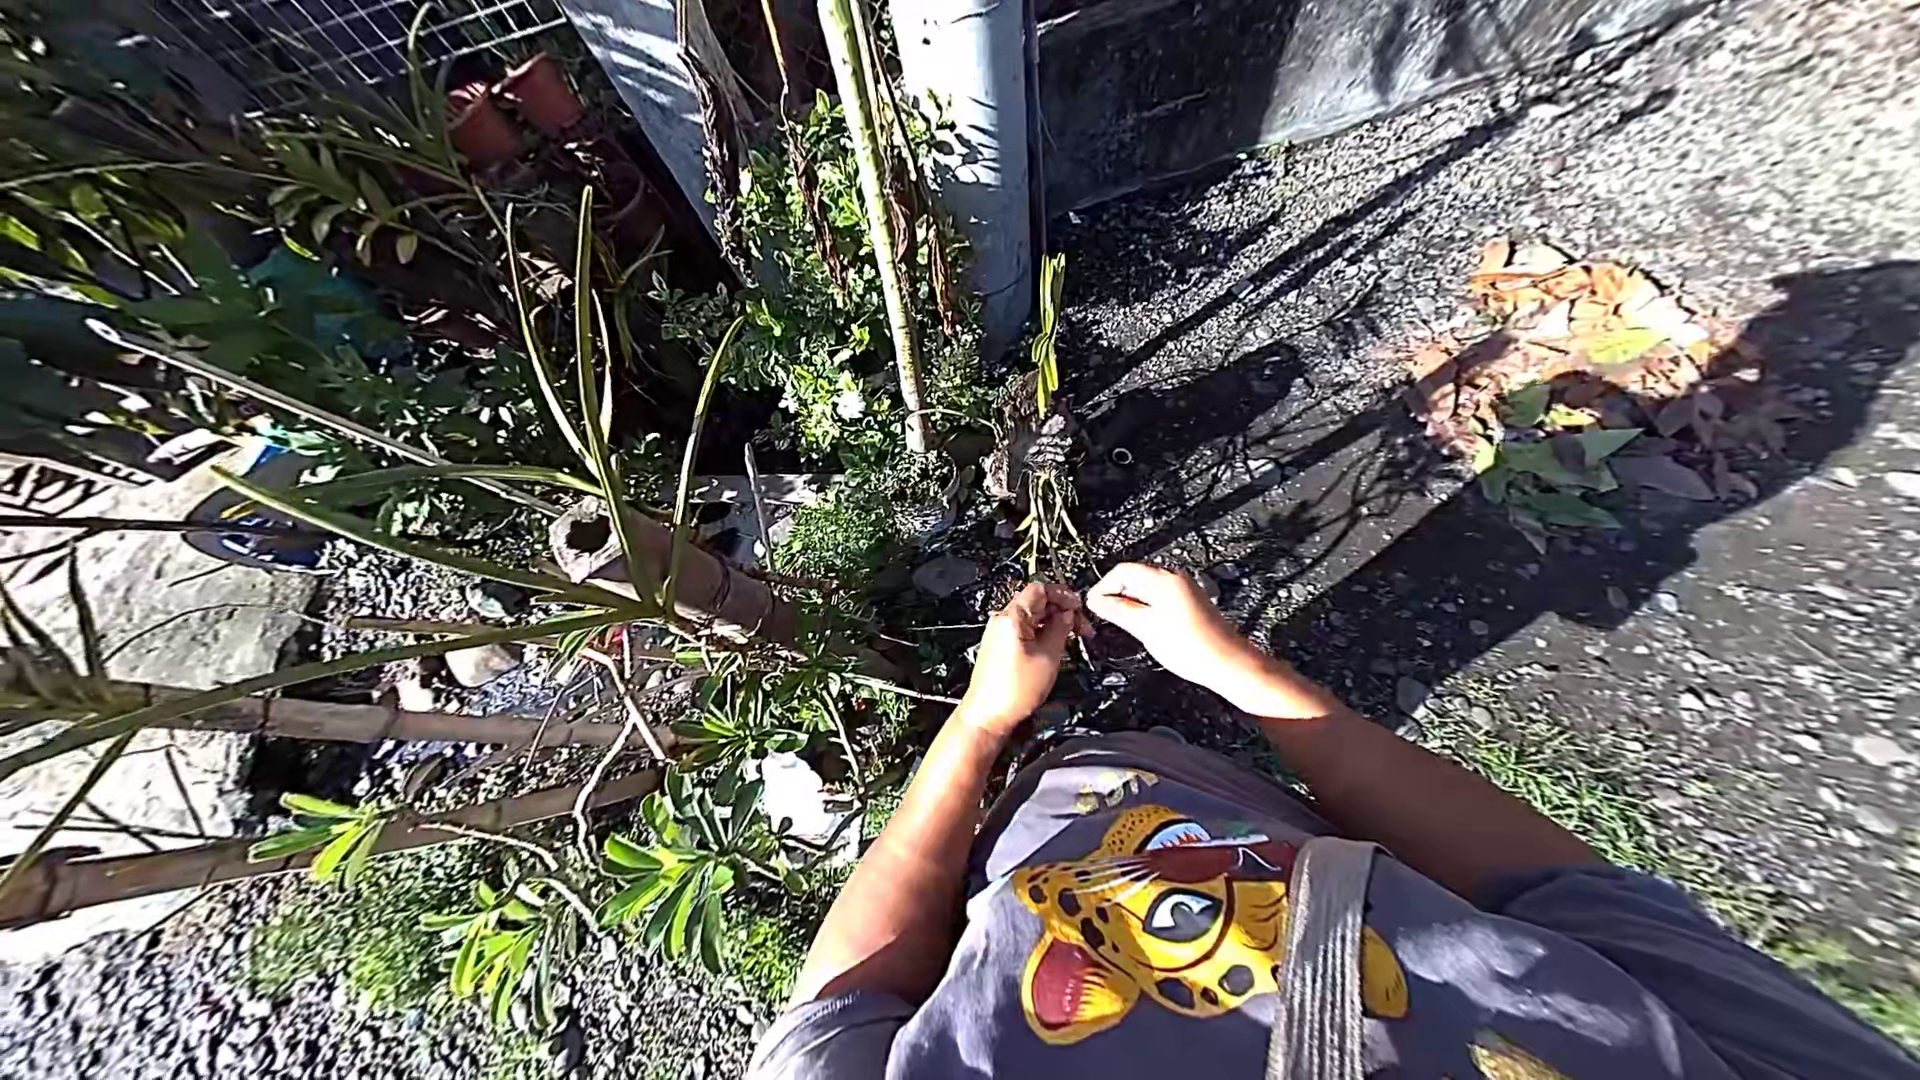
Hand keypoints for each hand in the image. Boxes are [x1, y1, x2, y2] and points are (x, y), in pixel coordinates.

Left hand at [954, 582, 1091, 737]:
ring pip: (1032, 615)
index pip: (1039, 589)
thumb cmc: (1012, 691)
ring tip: (1071, 637)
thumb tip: (1068, 615)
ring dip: (1053, 621)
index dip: (1063, 595)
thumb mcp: (1048, 657)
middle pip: (1037, 601)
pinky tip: (1055, 644)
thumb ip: (1061, 629)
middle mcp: (1002, 620)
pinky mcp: (1001, 644)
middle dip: (1062, 610)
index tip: (1079, 607)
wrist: (988, 715)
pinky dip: (1042, 631)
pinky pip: (1025, 628)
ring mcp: (1000, 632)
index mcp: (1011, 618)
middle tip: (1081, 626)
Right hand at [1085, 563, 1254, 690]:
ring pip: (1145, 590)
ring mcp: (1183, 592)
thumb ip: (1117, 610)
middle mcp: (1175, 580)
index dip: (1103, 586)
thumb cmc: (1194, 648)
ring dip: (1129, 603)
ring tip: (1123, 624)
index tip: (1093, 605)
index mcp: (1164, 579)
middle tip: (1103, 615)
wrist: (1230, 665)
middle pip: (1133, 577)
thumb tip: (1096, 600)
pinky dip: (1144, 610)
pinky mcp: (1188, 605)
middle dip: (1115, 594)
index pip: (1122, 570)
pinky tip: (1144, 628)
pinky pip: (1157, 600)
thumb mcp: (1145, 628)